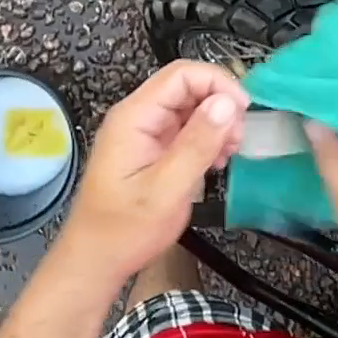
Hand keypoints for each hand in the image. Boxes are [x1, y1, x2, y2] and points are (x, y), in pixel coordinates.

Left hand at [61, 60, 249, 283]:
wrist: (95, 262)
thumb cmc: (125, 230)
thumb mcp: (166, 189)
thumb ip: (197, 144)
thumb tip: (227, 102)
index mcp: (134, 117)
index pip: (181, 74)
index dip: (217, 83)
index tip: (242, 110)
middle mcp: (138, 115)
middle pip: (187, 86)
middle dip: (219, 103)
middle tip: (238, 137)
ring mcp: (145, 131)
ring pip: (190, 105)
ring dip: (216, 122)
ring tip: (230, 152)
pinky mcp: (152, 147)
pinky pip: (186, 127)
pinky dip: (207, 137)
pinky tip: (217, 161)